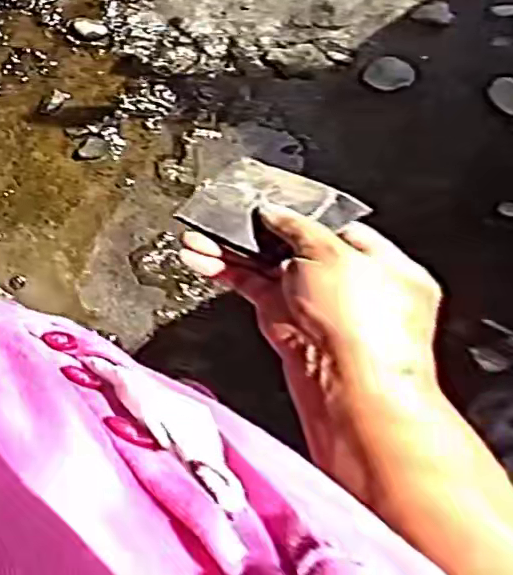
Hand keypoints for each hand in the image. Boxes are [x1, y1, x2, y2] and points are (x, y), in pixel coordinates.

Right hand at [180, 206, 442, 407]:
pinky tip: (197, 257)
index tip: (264, 204)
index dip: (297, 214)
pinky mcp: (278, 307)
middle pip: (286, 242)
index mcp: (380, 265)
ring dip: (222, 247)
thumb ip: (297, 227)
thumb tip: (272, 212)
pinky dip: (217, 267)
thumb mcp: (332, 255)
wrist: (342, 371)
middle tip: (219, 219)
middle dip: (247, 231)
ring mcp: (309, 295)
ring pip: (257, 260)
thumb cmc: (363, 323)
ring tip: (194, 237)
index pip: (333, 226)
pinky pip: (241, 279)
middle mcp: (345, 279)